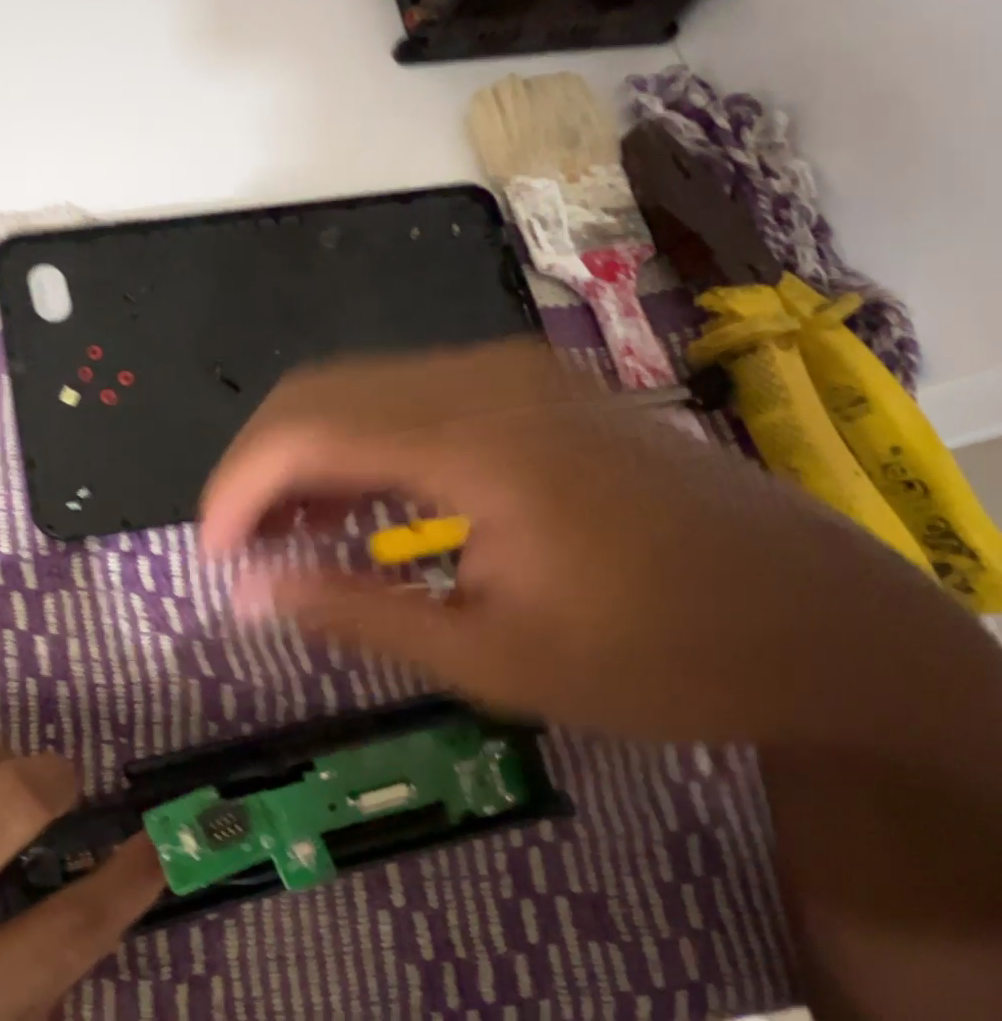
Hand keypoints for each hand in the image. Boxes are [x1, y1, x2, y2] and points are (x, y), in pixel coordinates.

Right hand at [198, 339, 999, 749]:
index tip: (211, 557)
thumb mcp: (490, 657)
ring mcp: (512, 376)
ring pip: (356, 390)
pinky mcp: (528, 390)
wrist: (823, 623)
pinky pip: (405, 400)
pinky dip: (356, 449)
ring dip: (303, 458)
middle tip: (238, 550)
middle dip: (256, 470)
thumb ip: (354, 611)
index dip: (236, 488)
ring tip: (283, 538)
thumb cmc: (658, 655)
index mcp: (476, 441)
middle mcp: (484, 380)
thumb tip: (248, 592)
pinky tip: (351, 508)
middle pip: (317, 392)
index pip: (304, 429)